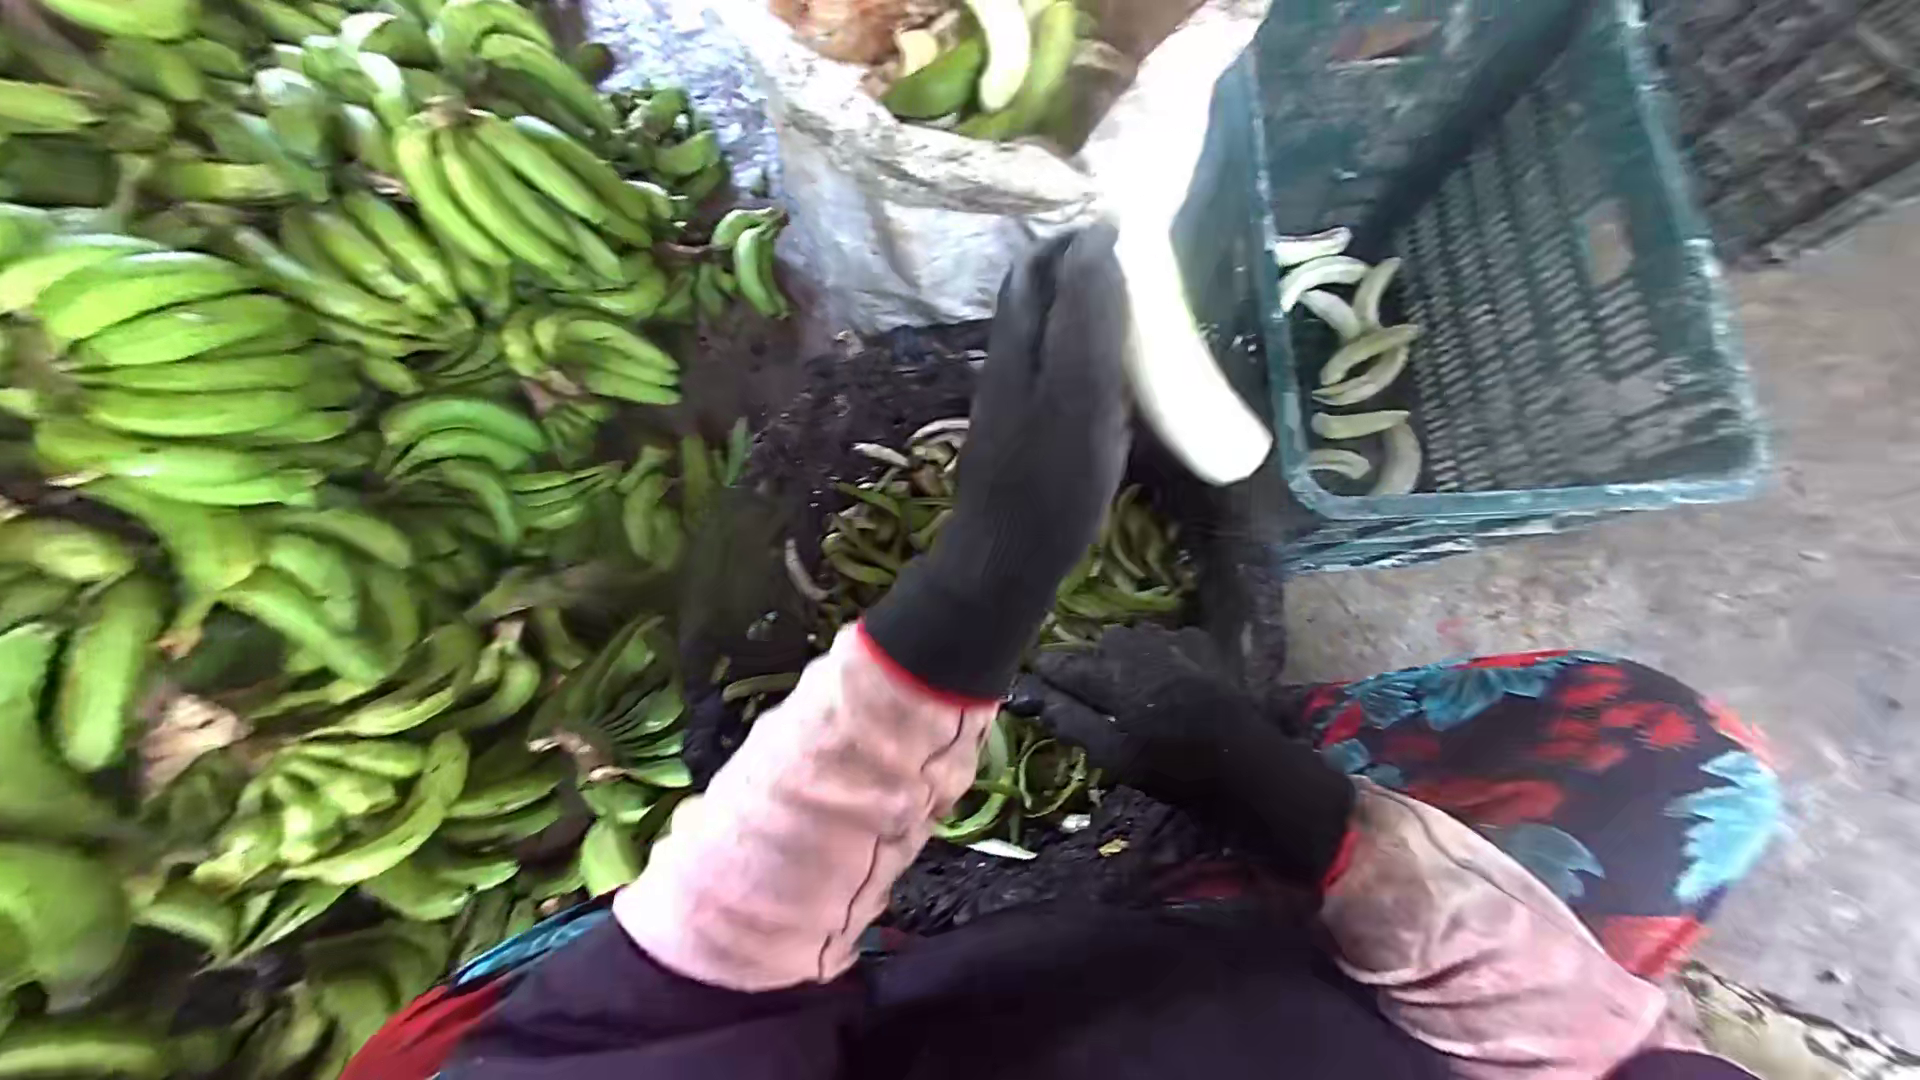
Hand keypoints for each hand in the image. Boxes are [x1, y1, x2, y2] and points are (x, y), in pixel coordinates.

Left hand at [865, 224, 1130, 699]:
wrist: (1006, 554)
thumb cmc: (1051, 482)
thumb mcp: (1081, 395)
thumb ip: (1088, 318)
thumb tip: (1099, 242)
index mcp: (1021, 343)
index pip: (1044, 266)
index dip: (1085, 239)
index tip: (1134, 232)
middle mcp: (1009, 361)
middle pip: (1034, 293)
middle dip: (1076, 265)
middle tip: (1132, 267)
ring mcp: (1010, 395)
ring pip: (1039, 330)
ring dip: (1077, 305)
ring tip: (1129, 312)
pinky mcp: (1019, 427)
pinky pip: (1047, 368)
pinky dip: (1077, 350)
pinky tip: (1105, 372)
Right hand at [1011, 625, 1354, 883]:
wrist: (1247, 758)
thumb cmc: (1174, 765)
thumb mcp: (1114, 755)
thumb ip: (1070, 721)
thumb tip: (1030, 696)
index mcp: (1108, 674)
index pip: (1060, 664)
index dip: (1044, 672)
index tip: (1034, 679)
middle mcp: (1133, 647)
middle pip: (1094, 647)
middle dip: (1085, 666)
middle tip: (1090, 696)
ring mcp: (1169, 640)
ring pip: (1128, 639)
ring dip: (1120, 657)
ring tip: (1127, 685)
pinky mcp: (1198, 642)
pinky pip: (1163, 639)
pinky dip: (1156, 653)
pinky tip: (1165, 674)